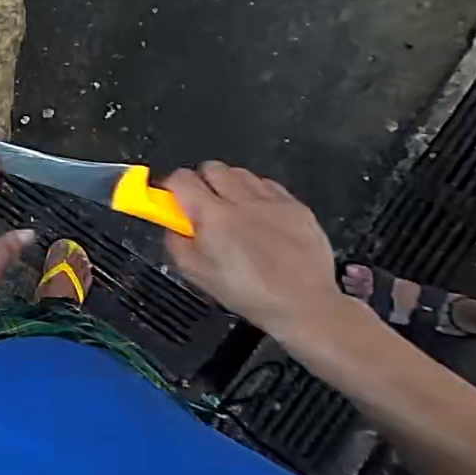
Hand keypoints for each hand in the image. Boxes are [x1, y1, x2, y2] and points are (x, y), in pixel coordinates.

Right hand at [161, 161, 349, 338]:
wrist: (305, 306)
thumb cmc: (248, 293)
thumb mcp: (194, 272)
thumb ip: (175, 240)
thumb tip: (172, 224)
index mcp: (213, 216)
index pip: (181, 178)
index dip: (171, 187)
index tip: (170, 200)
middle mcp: (243, 202)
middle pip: (211, 168)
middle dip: (200, 182)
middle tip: (200, 204)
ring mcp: (273, 203)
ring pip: (240, 173)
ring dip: (228, 185)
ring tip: (230, 208)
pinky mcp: (298, 208)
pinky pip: (269, 185)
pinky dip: (256, 193)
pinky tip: (256, 213)